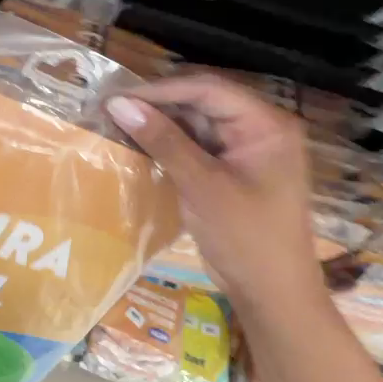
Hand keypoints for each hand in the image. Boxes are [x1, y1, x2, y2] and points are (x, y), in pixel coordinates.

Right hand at [106, 75, 324, 309]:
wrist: (271, 292)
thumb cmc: (246, 237)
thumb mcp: (202, 185)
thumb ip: (162, 141)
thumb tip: (119, 104)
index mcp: (266, 125)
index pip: (208, 89)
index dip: (161, 89)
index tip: (117, 98)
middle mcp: (258, 130)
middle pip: (202, 103)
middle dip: (158, 104)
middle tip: (111, 109)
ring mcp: (244, 152)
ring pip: (195, 124)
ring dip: (159, 125)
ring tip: (116, 124)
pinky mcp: (229, 172)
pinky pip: (195, 147)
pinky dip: (167, 146)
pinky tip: (136, 147)